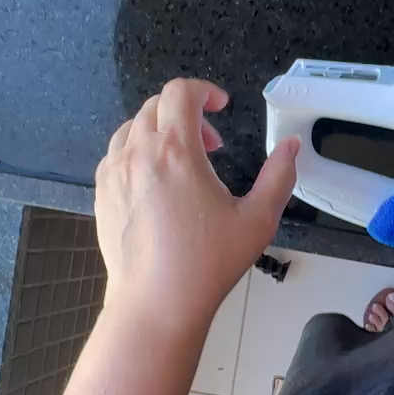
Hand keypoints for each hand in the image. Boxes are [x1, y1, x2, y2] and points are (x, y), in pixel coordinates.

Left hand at [96, 79, 299, 333]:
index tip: (221, 106)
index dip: (205, 91)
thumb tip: (290, 147)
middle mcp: (138, 154)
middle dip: (187, 113)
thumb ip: (279, 176)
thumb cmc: (206, 265)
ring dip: (161, 131)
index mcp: (175, 152)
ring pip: (133, 127)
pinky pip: (117, 155)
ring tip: (184, 162)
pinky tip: (158, 183)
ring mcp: (114, 174)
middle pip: (156, 105)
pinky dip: (139, 153)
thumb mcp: (258, 220)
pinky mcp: (103, 194)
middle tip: (211, 143)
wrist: (156, 303)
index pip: (181, 92)